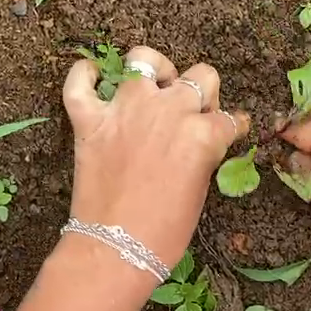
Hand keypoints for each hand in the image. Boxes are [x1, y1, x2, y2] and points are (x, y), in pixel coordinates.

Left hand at [14, 47, 247, 310]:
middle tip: (194, 113)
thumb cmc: (165, 232)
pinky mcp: (91, 119)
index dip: (231, 125)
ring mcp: (127, 109)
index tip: (230, 130)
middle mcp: (169, 110)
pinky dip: (83, 76)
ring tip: (153, 86)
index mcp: (203, 132)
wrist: (115, 250)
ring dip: (153, 70)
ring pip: (144, 60)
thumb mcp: (200, 190)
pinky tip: (91, 75)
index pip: (229, 117)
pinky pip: (79, 84)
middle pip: (201, 76)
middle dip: (203, 92)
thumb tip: (204, 139)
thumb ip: (204, 153)